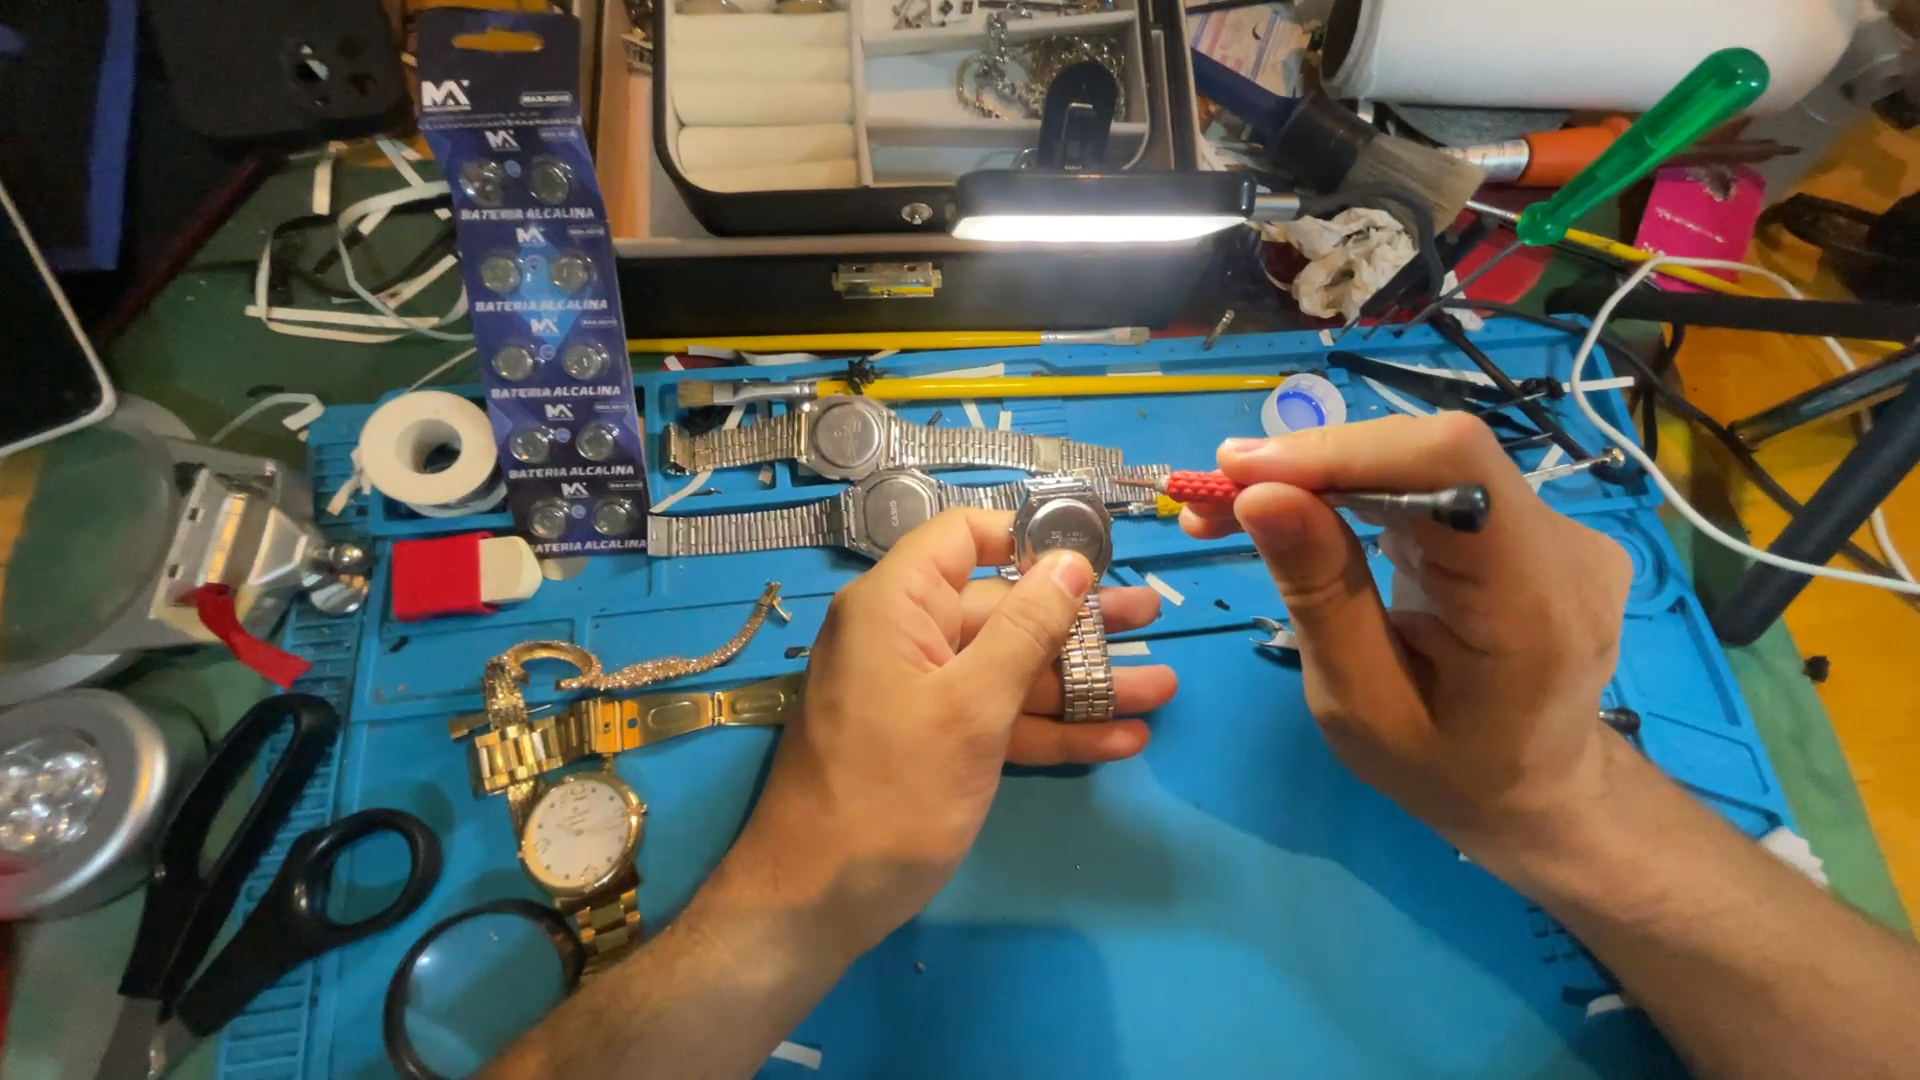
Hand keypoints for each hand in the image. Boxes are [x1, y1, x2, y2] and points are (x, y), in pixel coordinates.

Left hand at [712, 508, 1175, 957]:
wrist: (818, 904)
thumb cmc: (892, 791)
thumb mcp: (971, 705)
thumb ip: (1025, 628)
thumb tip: (1070, 561)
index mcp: (897, 604)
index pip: (962, 538)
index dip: (1024, 539)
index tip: (1088, 556)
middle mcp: (909, 636)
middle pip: (1003, 611)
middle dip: (1080, 623)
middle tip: (1152, 616)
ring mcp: (925, 692)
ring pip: (1012, 670)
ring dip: (1083, 683)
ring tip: (1161, 687)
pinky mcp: (938, 740)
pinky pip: (1001, 718)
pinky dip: (1054, 729)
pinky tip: (1123, 739)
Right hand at [1182, 413, 1632, 867]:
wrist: (1535, 792)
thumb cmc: (1443, 768)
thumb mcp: (1358, 700)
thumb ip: (1318, 593)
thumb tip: (1259, 496)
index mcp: (1534, 601)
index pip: (1449, 466)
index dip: (1338, 451)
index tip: (1238, 474)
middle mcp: (1561, 544)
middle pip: (1425, 456)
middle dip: (1305, 466)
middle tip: (1207, 498)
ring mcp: (1549, 529)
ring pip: (1414, 463)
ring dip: (1312, 477)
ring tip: (1224, 509)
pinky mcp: (1519, 527)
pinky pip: (1419, 484)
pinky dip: (1340, 492)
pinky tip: (1287, 513)